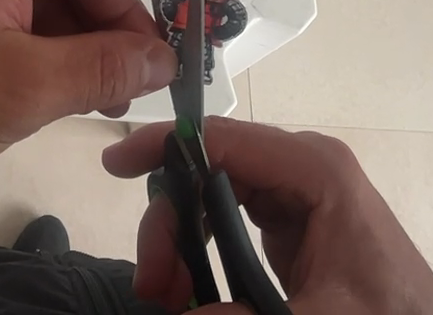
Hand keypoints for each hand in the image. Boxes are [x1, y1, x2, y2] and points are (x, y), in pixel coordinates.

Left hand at [0, 0, 176, 188]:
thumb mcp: (25, 89)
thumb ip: (104, 67)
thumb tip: (164, 57)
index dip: (130, 18)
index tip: (152, 70)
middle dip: (94, 32)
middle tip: (113, 93)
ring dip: (60, 38)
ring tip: (73, 95)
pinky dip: (23, 35)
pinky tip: (29, 80)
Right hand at [103, 118, 432, 314]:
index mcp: (315, 169)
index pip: (224, 139)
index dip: (166, 146)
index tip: (117, 166)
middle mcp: (299, 165)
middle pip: (209, 169)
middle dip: (172, 222)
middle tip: (152, 284)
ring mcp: (294, 189)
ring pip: (210, 192)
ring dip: (181, 239)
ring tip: (165, 293)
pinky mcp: (289, 216)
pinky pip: (225, 215)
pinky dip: (200, 246)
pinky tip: (186, 285)